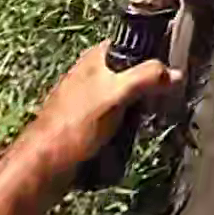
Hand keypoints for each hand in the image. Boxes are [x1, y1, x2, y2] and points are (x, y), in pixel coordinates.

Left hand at [17, 42, 180, 195]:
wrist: (36, 174)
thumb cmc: (74, 126)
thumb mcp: (116, 95)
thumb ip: (148, 77)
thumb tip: (177, 74)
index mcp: (97, 57)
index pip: (135, 40)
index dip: (155, 49)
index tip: (173, 63)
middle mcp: (93, 73)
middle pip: (135, 69)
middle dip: (150, 83)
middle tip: (163, 95)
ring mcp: (89, 99)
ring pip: (128, 94)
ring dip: (140, 106)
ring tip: (151, 117)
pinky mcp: (87, 123)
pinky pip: (118, 115)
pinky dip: (128, 122)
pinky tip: (134, 132)